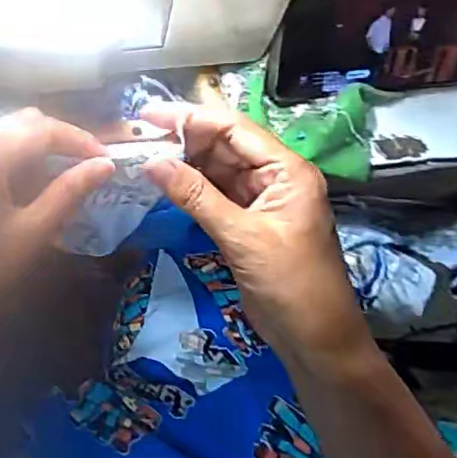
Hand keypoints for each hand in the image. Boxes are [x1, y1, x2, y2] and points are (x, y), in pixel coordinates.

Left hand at [0, 109, 115, 348]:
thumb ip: (69, 191)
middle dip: (60, 139)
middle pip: (23, 123)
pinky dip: (15, 159)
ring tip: (67, 177)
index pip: (42, 128)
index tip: (108, 160)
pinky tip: (33, 184)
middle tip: (90, 165)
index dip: (80, 140)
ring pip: (5, 134)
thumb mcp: (33, 231)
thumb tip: (105, 165)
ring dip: (38, 149)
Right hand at [138, 103, 373, 368]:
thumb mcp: (242, 237)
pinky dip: (188, 186)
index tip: (149, 116)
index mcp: (287, 170)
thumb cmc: (292, 285)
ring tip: (144, 154)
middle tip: (139, 136)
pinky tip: (163, 181)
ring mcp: (260, 198)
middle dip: (183, 137)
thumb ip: (196, 196)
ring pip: (215, 167)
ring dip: (182, 161)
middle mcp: (275, 176)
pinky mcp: (246, 220)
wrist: (317, 341)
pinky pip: (213, 192)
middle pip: (223, 144)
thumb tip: (151, 162)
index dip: (190, 118)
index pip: (234, 129)